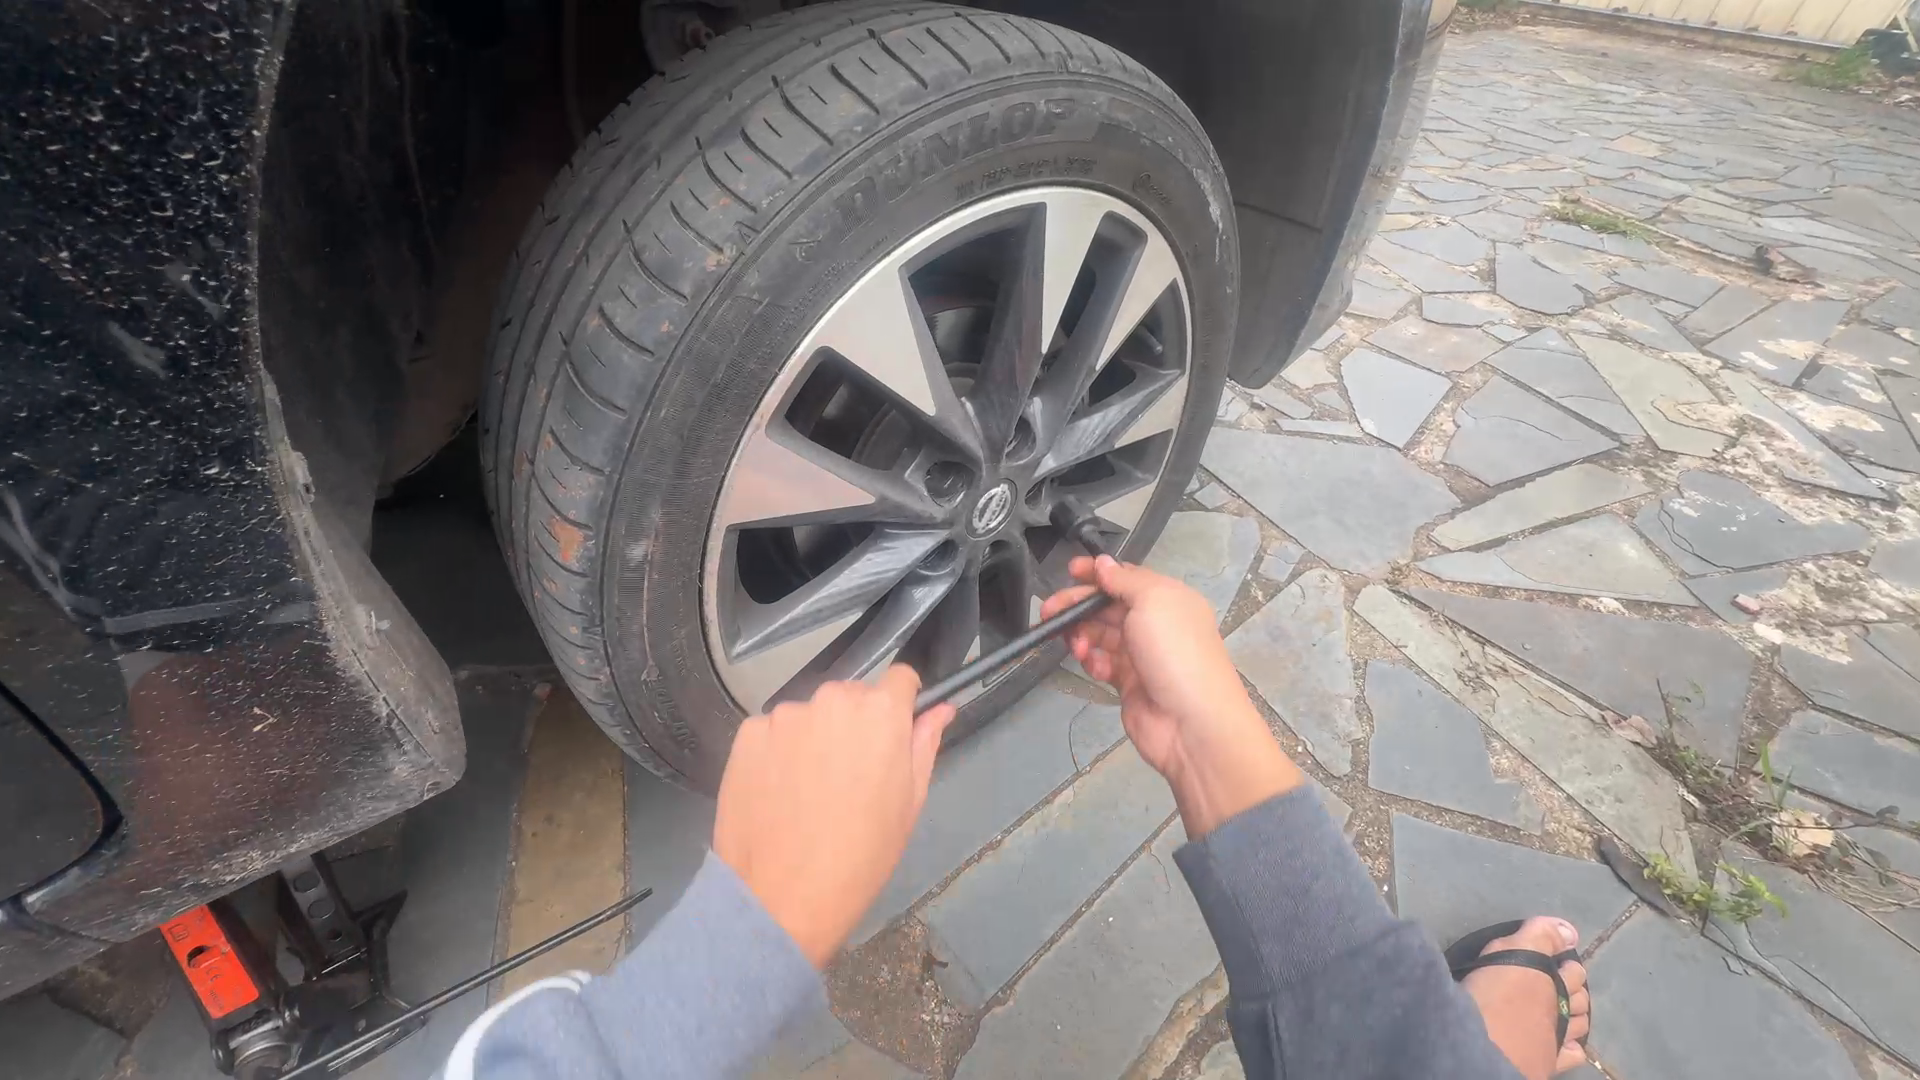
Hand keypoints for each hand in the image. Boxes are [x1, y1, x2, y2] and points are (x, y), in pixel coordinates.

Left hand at [712, 666, 954, 967]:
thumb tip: (942, 708)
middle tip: (852, 772)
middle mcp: (833, 699)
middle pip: (853, 695)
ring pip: (811, 713)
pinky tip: (779, 789)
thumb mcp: (909, 802)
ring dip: (816, 734)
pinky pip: (773, 730)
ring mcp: (785, 714)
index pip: (900, 678)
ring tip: (810, 787)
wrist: (780, 899)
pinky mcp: (748, 733)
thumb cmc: (862, 854)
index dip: (901, 702)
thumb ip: (925, 743)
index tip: (895, 730)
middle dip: (857, 722)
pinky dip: (779, 749)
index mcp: (880, 711)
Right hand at [1040, 555, 1301, 837]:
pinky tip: (1090, 664)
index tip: (1070, 571)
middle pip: (1107, 606)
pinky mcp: (1129, 682)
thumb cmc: (1175, 653)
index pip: (1126, 578)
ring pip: (1101, 634)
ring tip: (1074, 644)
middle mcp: (1155, 623)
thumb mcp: (1153, 601)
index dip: (1098, 574)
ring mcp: (1142, 654)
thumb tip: (1102, 563)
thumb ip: (1124, 580)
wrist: (1192, 723)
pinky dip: (1092, 661)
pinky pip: (1102, 663)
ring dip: (1082, 635)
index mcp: (1167, 598)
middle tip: (1048, 611)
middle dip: (1078, 606)